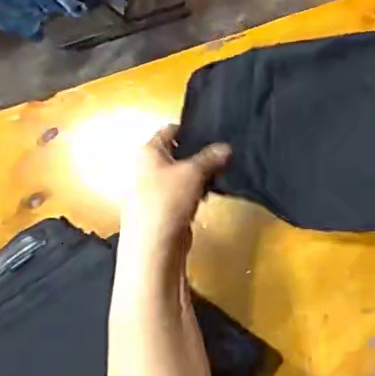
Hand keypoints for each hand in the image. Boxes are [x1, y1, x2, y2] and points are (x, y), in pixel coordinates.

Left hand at [120, 124, 229, 284]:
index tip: (216, 133)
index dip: (193, 129)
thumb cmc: (168, 200)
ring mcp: (153, 189)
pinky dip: (196, 192)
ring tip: (221, 176)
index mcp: (147, 152)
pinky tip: (209, 196)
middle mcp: (147, 167)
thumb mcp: (194, 172)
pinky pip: (183, 192)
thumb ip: (211, 156)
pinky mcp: (163, 207)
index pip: (171, 130)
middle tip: (225, 155)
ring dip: (201, 175)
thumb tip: (227, 147)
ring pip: (182, 174)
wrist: (153, 246)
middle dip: (201, 155)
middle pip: (178, 153)